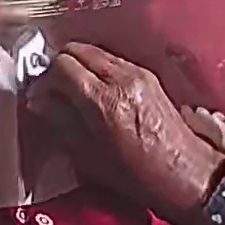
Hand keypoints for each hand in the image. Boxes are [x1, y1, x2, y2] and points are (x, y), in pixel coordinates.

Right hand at [26, 42, 224, 224]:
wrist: (186, 174)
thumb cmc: (136, 175)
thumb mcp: (88, 156)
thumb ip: (60, 121)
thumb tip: (38, 100)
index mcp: (103, 100)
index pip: (62, 65)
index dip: (45, 78)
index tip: (40, 95)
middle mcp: (120, 78)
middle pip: (77, 50)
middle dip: (60, 66)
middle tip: (53, 89)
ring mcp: (137, 72)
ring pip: (95, 51)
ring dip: (79, 65)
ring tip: (73, 90)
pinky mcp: (148, 74)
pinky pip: (112, 59)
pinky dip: (97, 68)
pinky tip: (96, 90)